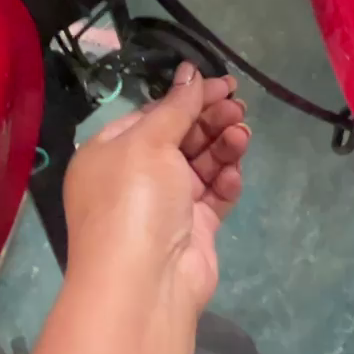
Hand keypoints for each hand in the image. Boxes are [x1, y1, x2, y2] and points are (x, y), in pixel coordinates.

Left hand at [62, 63, 249, 314]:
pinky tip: (232, 174)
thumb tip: (191, 71)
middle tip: (239, 107)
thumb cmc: (135, 200)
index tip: (224, 84)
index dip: (188, 97)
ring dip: (223, 146)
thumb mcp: (149, 141)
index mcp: (111, 153)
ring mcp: (167, 203)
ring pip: (202, 163)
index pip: (153, 114)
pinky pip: (214, 193)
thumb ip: (176, 106)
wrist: (144, 281)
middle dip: (211, 119)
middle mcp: (136, 176)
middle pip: (181, 136)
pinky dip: (225, 180)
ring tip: (242, 136)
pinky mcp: (194, 226)